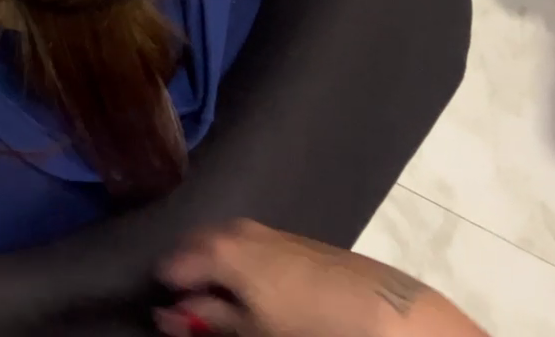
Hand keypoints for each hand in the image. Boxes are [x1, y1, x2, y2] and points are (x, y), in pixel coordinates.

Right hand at [156, 221, 478, 336]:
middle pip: (195, 248)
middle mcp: (234, 228)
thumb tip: (165, 315)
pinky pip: (247, 247)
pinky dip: (240, 267)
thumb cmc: (310, 328)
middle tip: (194, 313)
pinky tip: (256, 294)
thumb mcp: (252, 332)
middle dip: (190, 277)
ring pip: (222, 246)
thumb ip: (207, 320)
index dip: (168, 294)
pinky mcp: (291, 238)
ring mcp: (264, 229)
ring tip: (225, 307)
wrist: (388, 313)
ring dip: (215, 271)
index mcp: (218, 248)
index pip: (171, 265)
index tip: (171, 320)